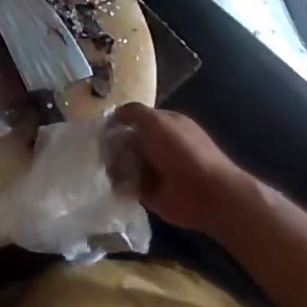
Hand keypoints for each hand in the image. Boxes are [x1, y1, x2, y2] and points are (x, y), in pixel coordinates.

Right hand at [110, 104, 264, 235]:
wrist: (204, 191)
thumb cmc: (182, 150)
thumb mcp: (157, 121)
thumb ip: (135, 113)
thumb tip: (116, 113)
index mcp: (165, 125)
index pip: (136, 120)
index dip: (119, 123)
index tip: (102, 130)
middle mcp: (159, 145)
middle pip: (127, 142)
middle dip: (114, 147)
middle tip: (106, 154)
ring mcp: (155, 169)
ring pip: (124, 164)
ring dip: (117, 167)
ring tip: (118, 172)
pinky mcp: (150, 192)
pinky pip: (128, 186)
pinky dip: (122, 186)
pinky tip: (122, 187)